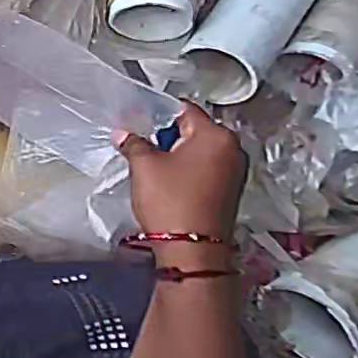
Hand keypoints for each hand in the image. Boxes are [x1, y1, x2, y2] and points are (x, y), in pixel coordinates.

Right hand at [117, 102, 246, 242]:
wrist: (192, 248)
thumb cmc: (170, 199)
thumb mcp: (144, 166)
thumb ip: (134, 144)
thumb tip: (122, 133)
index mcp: (216, 136)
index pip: (185, 110)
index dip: (158, 112)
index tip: (137, 119)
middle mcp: (233, 148)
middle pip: (195, 129)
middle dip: (168, 133)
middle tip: (140, 140)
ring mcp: (235, 171)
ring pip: (200, 149)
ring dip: (177, 152)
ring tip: (151, 160)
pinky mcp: (230, 189)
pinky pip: (205, 166)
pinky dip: (187, 167)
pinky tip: (167, 177)